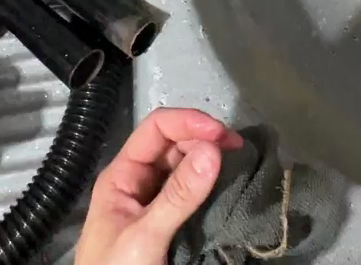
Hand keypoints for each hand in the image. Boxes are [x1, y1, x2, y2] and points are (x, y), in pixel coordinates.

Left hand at [76, 108, 244, 264]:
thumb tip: (214, 148)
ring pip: (186, 167)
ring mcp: (154, 204)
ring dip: (210, 161)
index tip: (222, 135)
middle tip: (238, 151)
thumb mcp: (144, 239)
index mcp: (121, 176)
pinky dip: (212, 185)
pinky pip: (193, 194)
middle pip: (174, 144)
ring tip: (239, 164)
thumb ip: (177, 196)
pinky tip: (229, 186)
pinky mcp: (170, 225)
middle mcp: (138, 183)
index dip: (188, 122)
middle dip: (204, 140)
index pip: (156, 129)